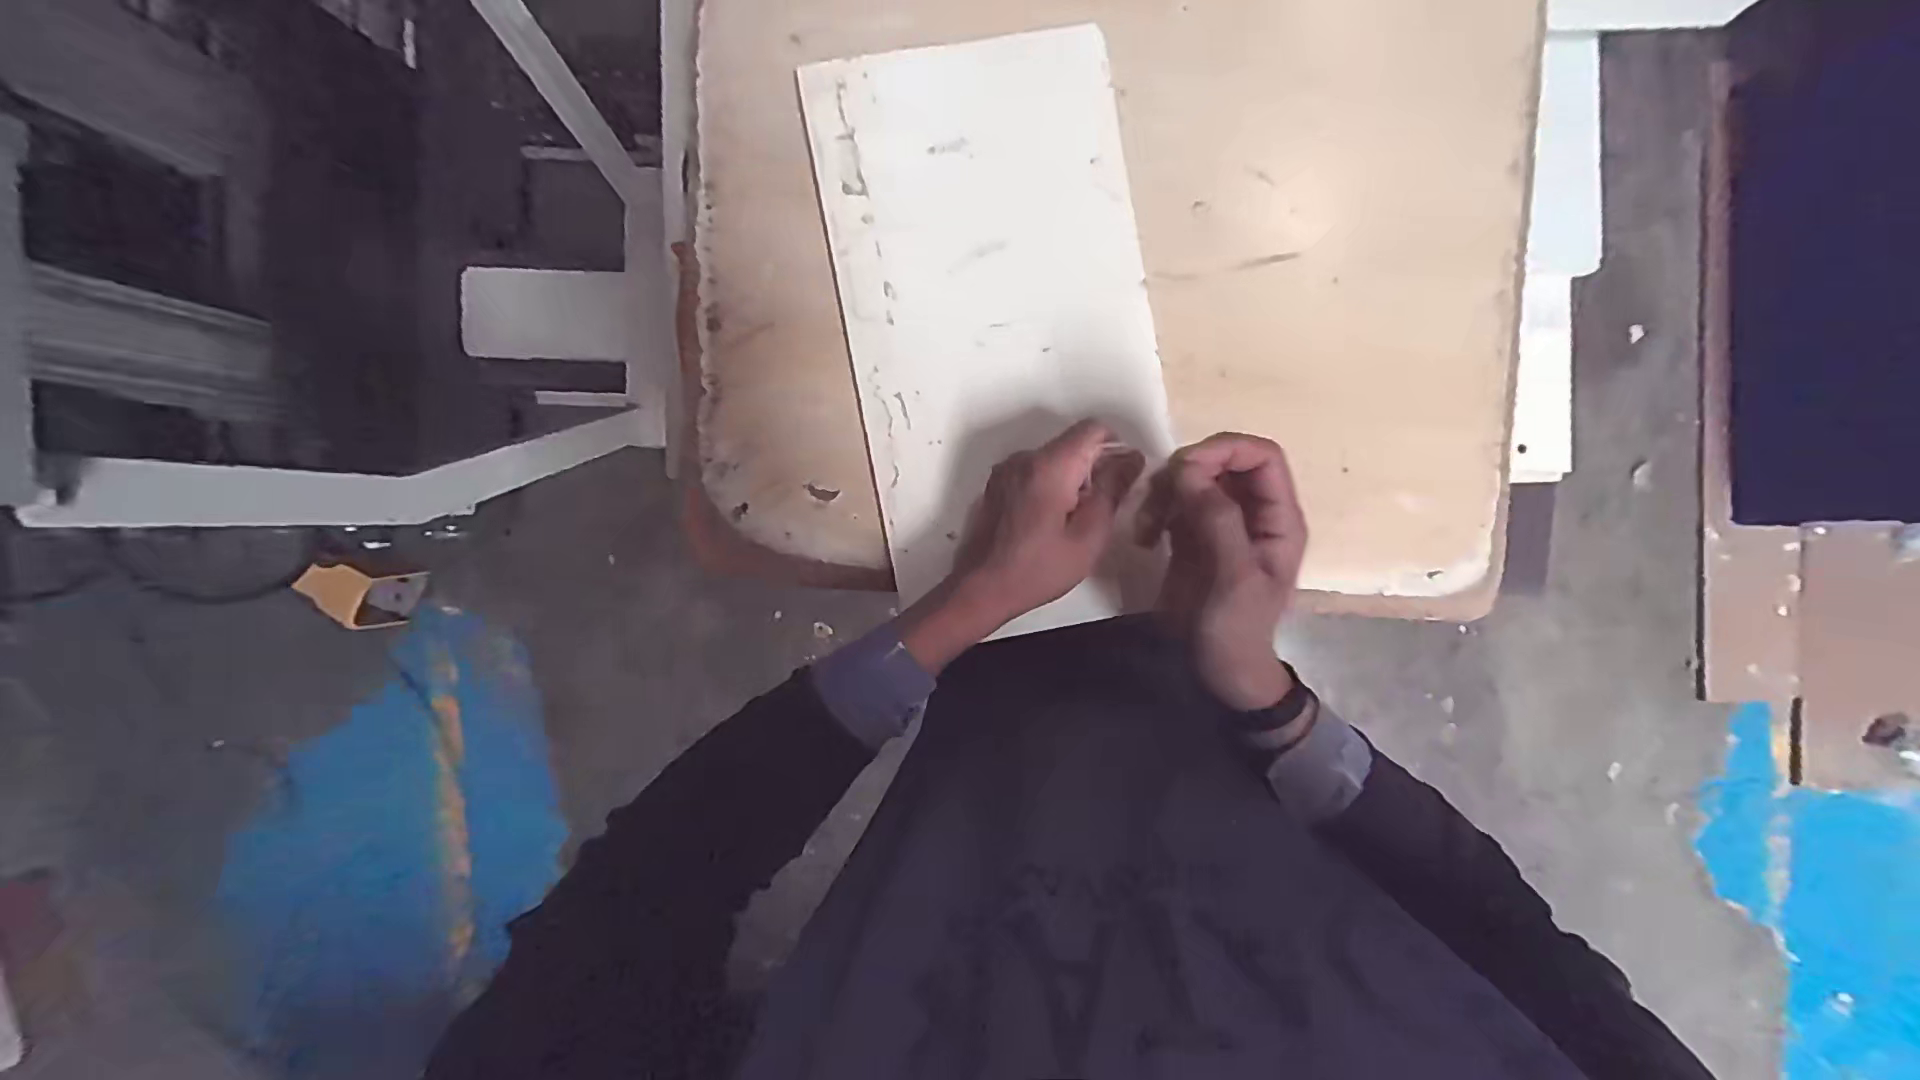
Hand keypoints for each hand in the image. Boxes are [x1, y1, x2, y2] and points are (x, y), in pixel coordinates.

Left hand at [899, 419, 1145, 673]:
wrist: (980, 588)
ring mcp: (1005, 470)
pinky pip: (1032, 472)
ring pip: (1052, 459)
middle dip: (1093, 468)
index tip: (1122, 480)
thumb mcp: (1089, 536)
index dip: (1116, 447)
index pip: (1093, 428)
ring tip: (1073, 522)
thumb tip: (1131, 458)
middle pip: (1071, 443)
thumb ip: (1112, 491)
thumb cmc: (1039, 568)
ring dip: (1070, 479)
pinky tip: (1047, 523)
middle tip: (1100, 510)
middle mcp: (1024, 458)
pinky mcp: (995, 486)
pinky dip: (1048, 486)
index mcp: (1049, 465)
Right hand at [1137, 433, 1308, 710]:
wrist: (1217, 669)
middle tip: (1158, 497)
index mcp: (1278, 519)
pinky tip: (1145, 538)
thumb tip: (1189, 470)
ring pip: (1193, 480)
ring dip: (1164, 493)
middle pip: (1223, 462)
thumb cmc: (1236, 629)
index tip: (1185, 467)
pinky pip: (1173, 503)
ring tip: (1146, 526)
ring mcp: (1220, 523)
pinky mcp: (1191, 535)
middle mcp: (1251, 513)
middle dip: (1187, 472)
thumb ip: (1218, 521)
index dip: (1226, 450)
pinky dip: (1154, 511)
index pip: (1262, 457)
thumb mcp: (1234, 578)